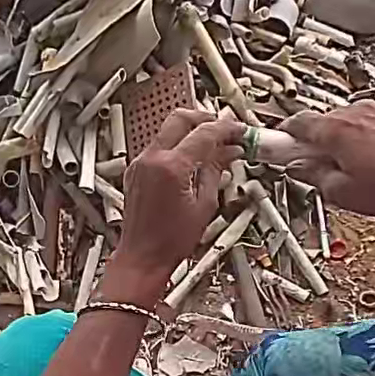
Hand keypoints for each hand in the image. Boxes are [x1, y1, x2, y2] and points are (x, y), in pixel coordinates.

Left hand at [108, 110, 242, 299]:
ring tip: (212, 148)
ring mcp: (140, 164)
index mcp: (170, 167)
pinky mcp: (136, 172)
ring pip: (167, 130)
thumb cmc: (168, 242)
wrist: (143, 258)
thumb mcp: (204, 205)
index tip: (238, 131)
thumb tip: (226, 154)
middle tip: (224, 130)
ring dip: (190, 132)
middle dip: (205, 119)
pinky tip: (192, 161)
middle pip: (180, 118)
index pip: (204, 133)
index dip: (226, 128)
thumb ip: (215, 172)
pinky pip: (159, 147)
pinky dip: (177, 147)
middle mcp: (151, 160)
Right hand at [281, 103, 374, 218]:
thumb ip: (312, 176)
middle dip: (312, 142)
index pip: (295, 123)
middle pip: (319, 122)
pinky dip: (360, 137)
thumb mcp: (342, 193)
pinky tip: (372, 161)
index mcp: (334, 129)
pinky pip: (365, 122)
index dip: (281, 136)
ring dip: (339, 140)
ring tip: (351, 169)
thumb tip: (296, 167)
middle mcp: (353, 111)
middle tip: (314, 167)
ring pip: (343, 122)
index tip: (274, 147)